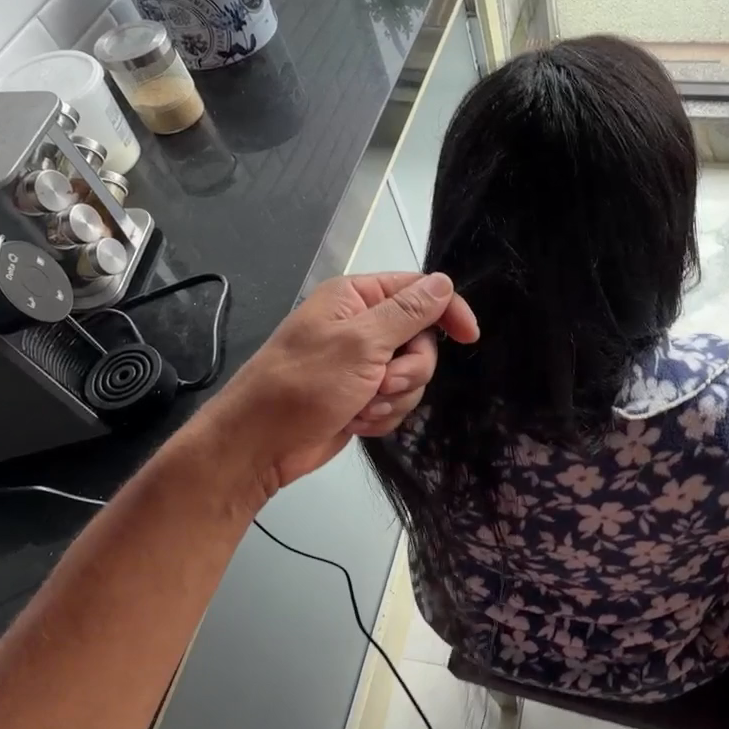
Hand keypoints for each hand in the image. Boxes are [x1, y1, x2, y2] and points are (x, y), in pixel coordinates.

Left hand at [204, 272, 478, 494]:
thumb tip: (444, 283)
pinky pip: (397, 402)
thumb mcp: (361, 342)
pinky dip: (382, 416)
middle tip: (381, 382)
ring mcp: (362, 364)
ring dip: (394, 397)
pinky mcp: (362, 397)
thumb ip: (408, 312)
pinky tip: (356, 422)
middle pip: (422, 342)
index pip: (420, 291)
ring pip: (413, 377)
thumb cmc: (303, 385)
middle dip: (409, 370)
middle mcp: (362, 326)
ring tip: (360, 407)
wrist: (258, 446)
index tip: (470, 337)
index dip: (448, 312)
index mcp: (357, 298)